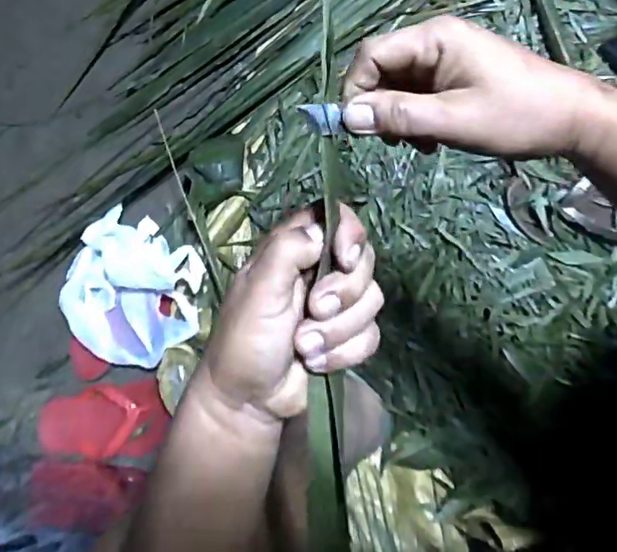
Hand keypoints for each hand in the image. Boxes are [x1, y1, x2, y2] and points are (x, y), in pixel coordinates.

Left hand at [196, 204, 382, 426]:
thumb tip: (321, 233)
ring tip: (303, 346)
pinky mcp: (347, 336)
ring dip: (338, 330)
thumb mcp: (258, 287)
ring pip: (370, 300)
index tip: (344, 258)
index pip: (335, 217)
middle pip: (362, 259)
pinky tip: (315, 363)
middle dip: (343, 292)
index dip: (349, 232)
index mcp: (295, 247)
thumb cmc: (245, 337)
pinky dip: (344, 353)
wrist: (247, 400)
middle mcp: (319, 269)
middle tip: (313, 309)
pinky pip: (370, 335)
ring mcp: (336, 303)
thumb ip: (287, 250)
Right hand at [341, 15, 606, 158]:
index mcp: (433, 37)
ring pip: (399, 83)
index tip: (359, 127)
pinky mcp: (455, 74)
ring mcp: (446, 56)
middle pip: (383, 68)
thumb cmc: (518, 114)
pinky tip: (431, 140)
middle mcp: (435, 39)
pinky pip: (419, 91)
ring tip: (419, 144)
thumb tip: (346, 117)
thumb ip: (400, 116)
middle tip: (394, 141)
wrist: (575, 119)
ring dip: (399, 115)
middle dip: (380, 106)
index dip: (357, 88)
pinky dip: (416, 115)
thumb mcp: (454, 119)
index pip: (371, 53)